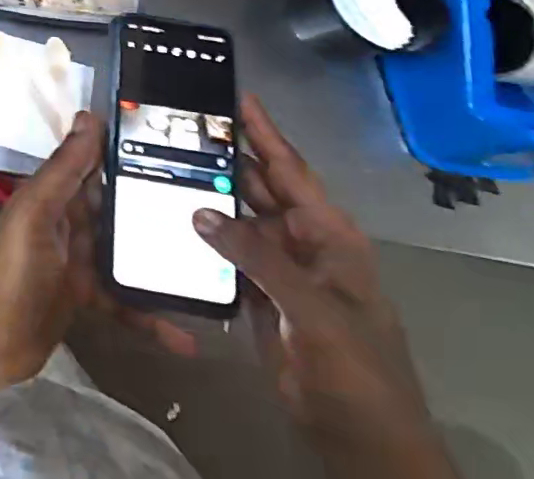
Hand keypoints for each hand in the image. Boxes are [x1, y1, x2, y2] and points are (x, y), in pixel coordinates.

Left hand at [0, 112, 195, 389]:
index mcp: (53, 195)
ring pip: (126, 250)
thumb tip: (89, 116)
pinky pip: (126, 302)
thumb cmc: (10, 269)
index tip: (176, 144)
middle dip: (155, 203)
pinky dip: (151, 316)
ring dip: (160, 257)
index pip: (93, 164)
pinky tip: (187, 336)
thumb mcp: (36, 212)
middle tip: (211, 203)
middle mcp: (67, 222)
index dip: (126, 151)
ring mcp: (78, 261)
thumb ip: (64, 169)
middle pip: (116, 206)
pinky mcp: (86, 297)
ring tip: (210, 260)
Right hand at [192, 95, 455, 478]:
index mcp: (328, 234)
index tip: (238, 96)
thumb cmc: (356, 368)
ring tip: (170, 163)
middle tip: (184, 126)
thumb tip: (200, 213)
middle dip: (228, 157)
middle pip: (261, 187)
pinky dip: (205, 236)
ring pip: (240, 219)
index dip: (266, 133)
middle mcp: (303, 241)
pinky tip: (175, 219)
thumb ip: (257, 256)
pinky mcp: (260, 293)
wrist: (363, 438)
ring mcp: (280, 267)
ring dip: (211, 195)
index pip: (291, 170)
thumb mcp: (312, 308)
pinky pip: (228, 253)